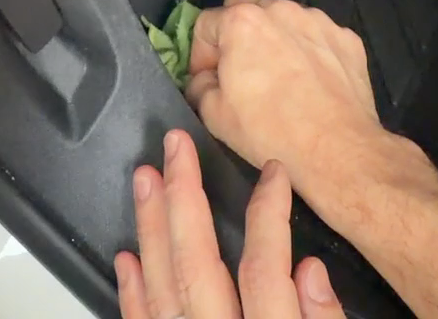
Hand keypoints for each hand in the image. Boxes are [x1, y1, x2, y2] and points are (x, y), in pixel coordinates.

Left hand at [116, 128, 342, 318]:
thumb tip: (311, 269)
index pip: (264, 271)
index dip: (268, 215)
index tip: (274, 171)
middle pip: (197, 267)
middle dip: (184, 199)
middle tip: (176, 145)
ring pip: (163, 289)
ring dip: (151, 229)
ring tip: (145, 177)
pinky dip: (133, 293)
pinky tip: (126, 257)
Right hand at [185, 0, 397, 207]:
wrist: (339, 152)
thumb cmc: (270, 132)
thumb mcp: (214, 115)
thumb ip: (199, 86)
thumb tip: (206, 79)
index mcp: (241, 21)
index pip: (205, 24)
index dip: (200, 54)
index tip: (207, 79)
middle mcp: (278, 9)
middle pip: (243, 5)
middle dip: (233, 31)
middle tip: (238, 67)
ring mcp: (316, 20)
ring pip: (281, 17)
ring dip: (272, 37)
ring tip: (279, 74)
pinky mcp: (346, 38)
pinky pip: (315, 35)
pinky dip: (306, 49)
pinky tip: (310, 80)